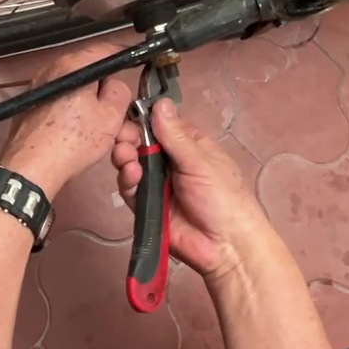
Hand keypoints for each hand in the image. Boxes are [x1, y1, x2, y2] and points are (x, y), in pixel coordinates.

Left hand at [1, 43, 134, 194]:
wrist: (31, 168)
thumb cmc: (72, 140)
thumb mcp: (111, 115)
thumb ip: (120, 91)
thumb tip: (114, 84)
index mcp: (72, 65)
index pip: (106, 49)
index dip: (125, 57)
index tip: (136, 66)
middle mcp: (52, 71)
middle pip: (91, 74)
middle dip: (110, 95)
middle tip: (123, 117)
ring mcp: (39, 90)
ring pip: (78, 93)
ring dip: (96, 109)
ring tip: (107, 135)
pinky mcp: (33, 108)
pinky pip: (63, 105)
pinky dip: (77, 116)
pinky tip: (84, 137)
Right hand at [112, 99, 273, 278]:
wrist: (226, 245)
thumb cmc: (222, 197)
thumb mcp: (200, 161)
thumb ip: (175, 135)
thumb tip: (160, 102)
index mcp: (187, 144)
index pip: (159, 124)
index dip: (143, 118)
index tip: (129, 115)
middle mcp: (169, 161)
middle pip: (140, 143)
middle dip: (128, 138)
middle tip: (123, 139)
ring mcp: (157, 183)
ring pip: (131, 164)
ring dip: (125, 157)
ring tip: (125, 157)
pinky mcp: (146, 205)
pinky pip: (130, 189)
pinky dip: (127, 180)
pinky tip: (132, 175)